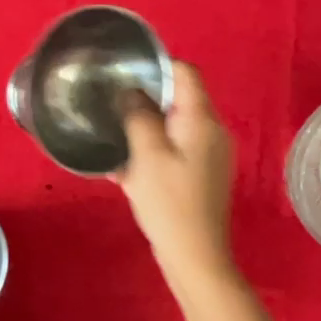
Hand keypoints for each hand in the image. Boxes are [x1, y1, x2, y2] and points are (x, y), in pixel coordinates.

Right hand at [115, 63, 237, 286]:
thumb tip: (131, 91)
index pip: (185, 73)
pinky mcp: (201, 174)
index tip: (122, 72)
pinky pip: (174, 148)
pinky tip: (125, 164)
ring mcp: (209, 154)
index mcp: (201, 120)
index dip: (156, 65)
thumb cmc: (169, 202)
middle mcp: (211, 131)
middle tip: (108, 102)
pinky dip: (151, 148)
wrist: (195, 255)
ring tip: (112, 132)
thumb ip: (138, 116)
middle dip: (145, 97)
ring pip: (174, 125)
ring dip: (144, 126)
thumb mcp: (146, 155)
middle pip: (179, 98)